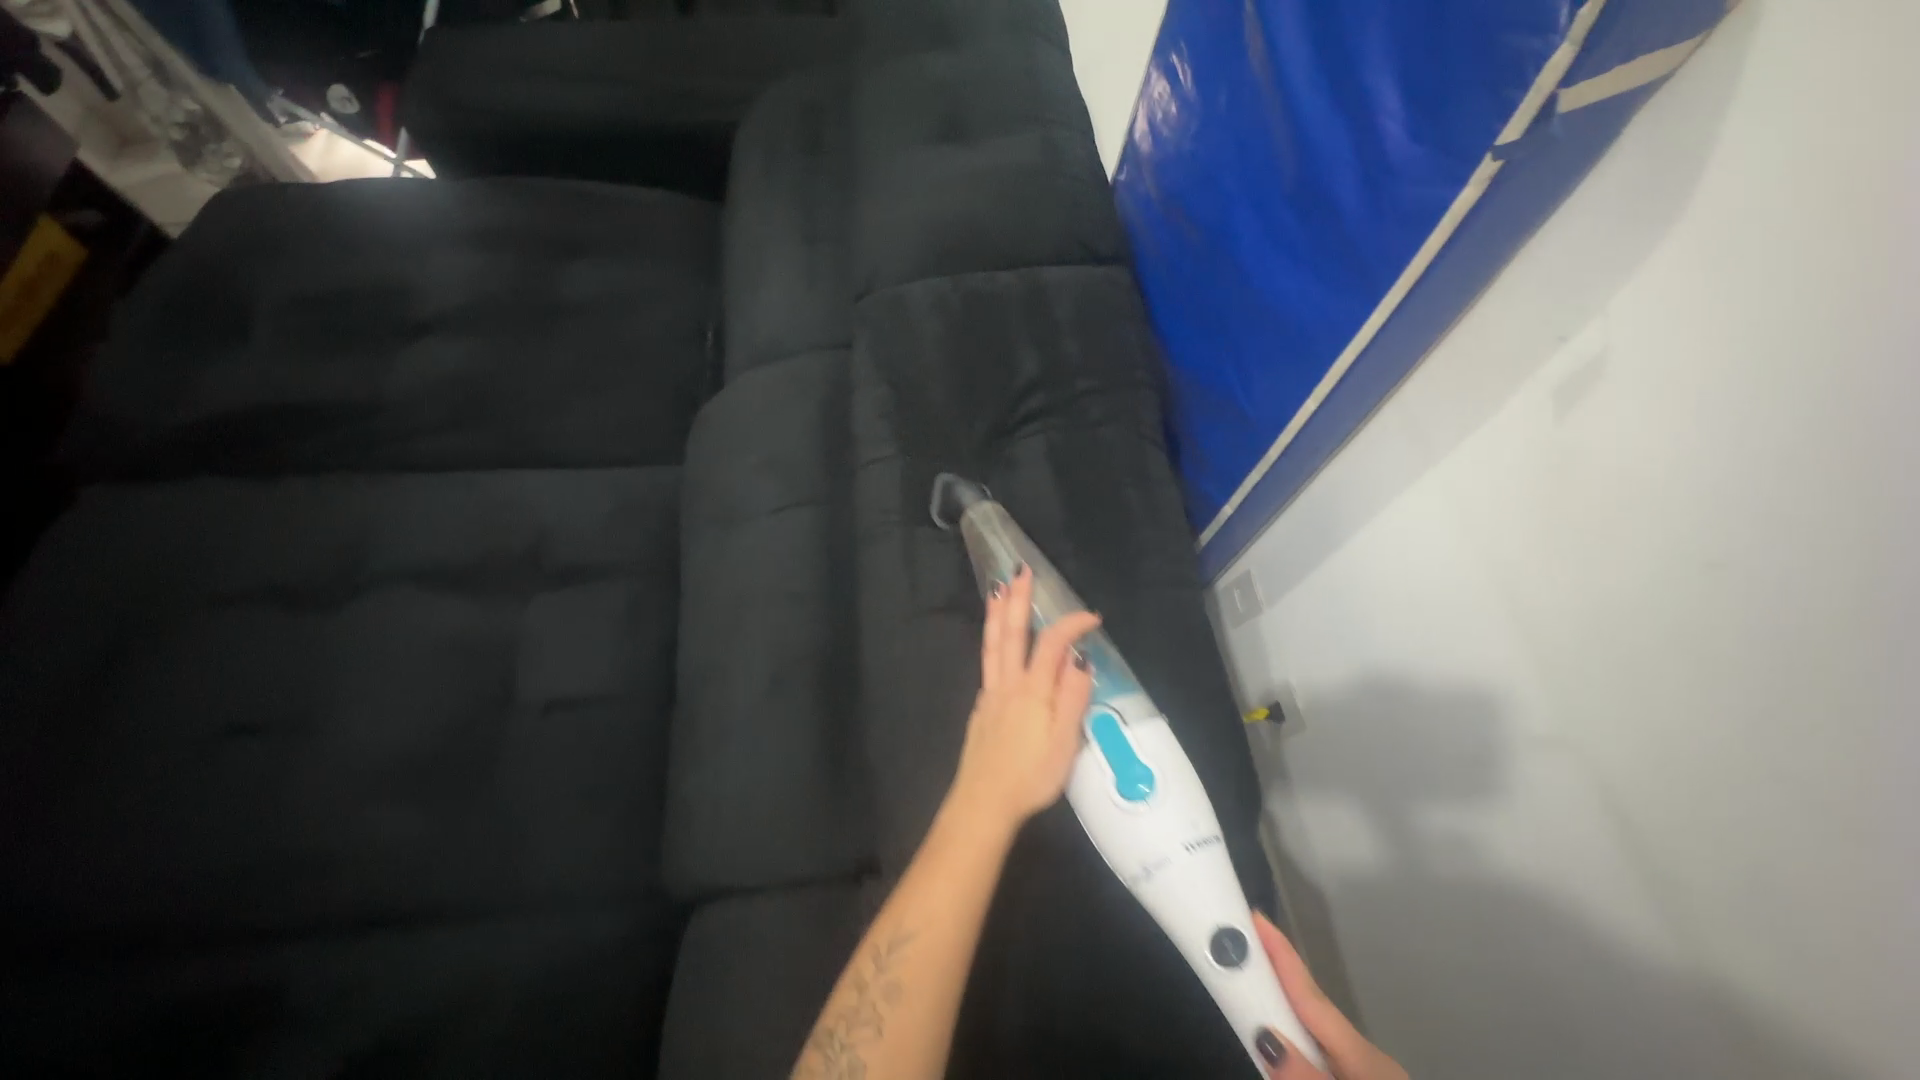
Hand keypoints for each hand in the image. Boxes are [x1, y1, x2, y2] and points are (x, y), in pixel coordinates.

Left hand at [946, 565, 1100, 837]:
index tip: (1092, 617)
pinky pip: (987, 663)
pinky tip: (994, 644)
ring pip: (993, 646)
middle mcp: (1009, 685)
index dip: (1071, 625)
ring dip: (997, 615)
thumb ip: (1072, 698)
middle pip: (1012, 634)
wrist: (984, 802)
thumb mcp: (1064, 742)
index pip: (1052, 644)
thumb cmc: (1031, 777)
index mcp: (1033, 691)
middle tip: (1020, 571)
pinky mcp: (982, 709)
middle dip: (1018, 601)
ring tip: (997, 591)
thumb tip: (1080, 658)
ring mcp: (991, 696)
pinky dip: (991, 643)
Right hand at [1253, 912, 1408, 1079]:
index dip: (1282, 957)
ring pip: (1313, 1043)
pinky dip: (1297, 1051)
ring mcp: (1368, 1079)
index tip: (1254, 916)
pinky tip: (1278, 1049)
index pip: (1313, 1000)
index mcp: (1368, 1064)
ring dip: (1280, 1022)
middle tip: (1234, 956)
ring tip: (1245, 998)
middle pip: (1310, 1016)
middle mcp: (1369, 1066)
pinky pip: (1322, 1063)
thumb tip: (1267, 1038)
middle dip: (1272, 986)